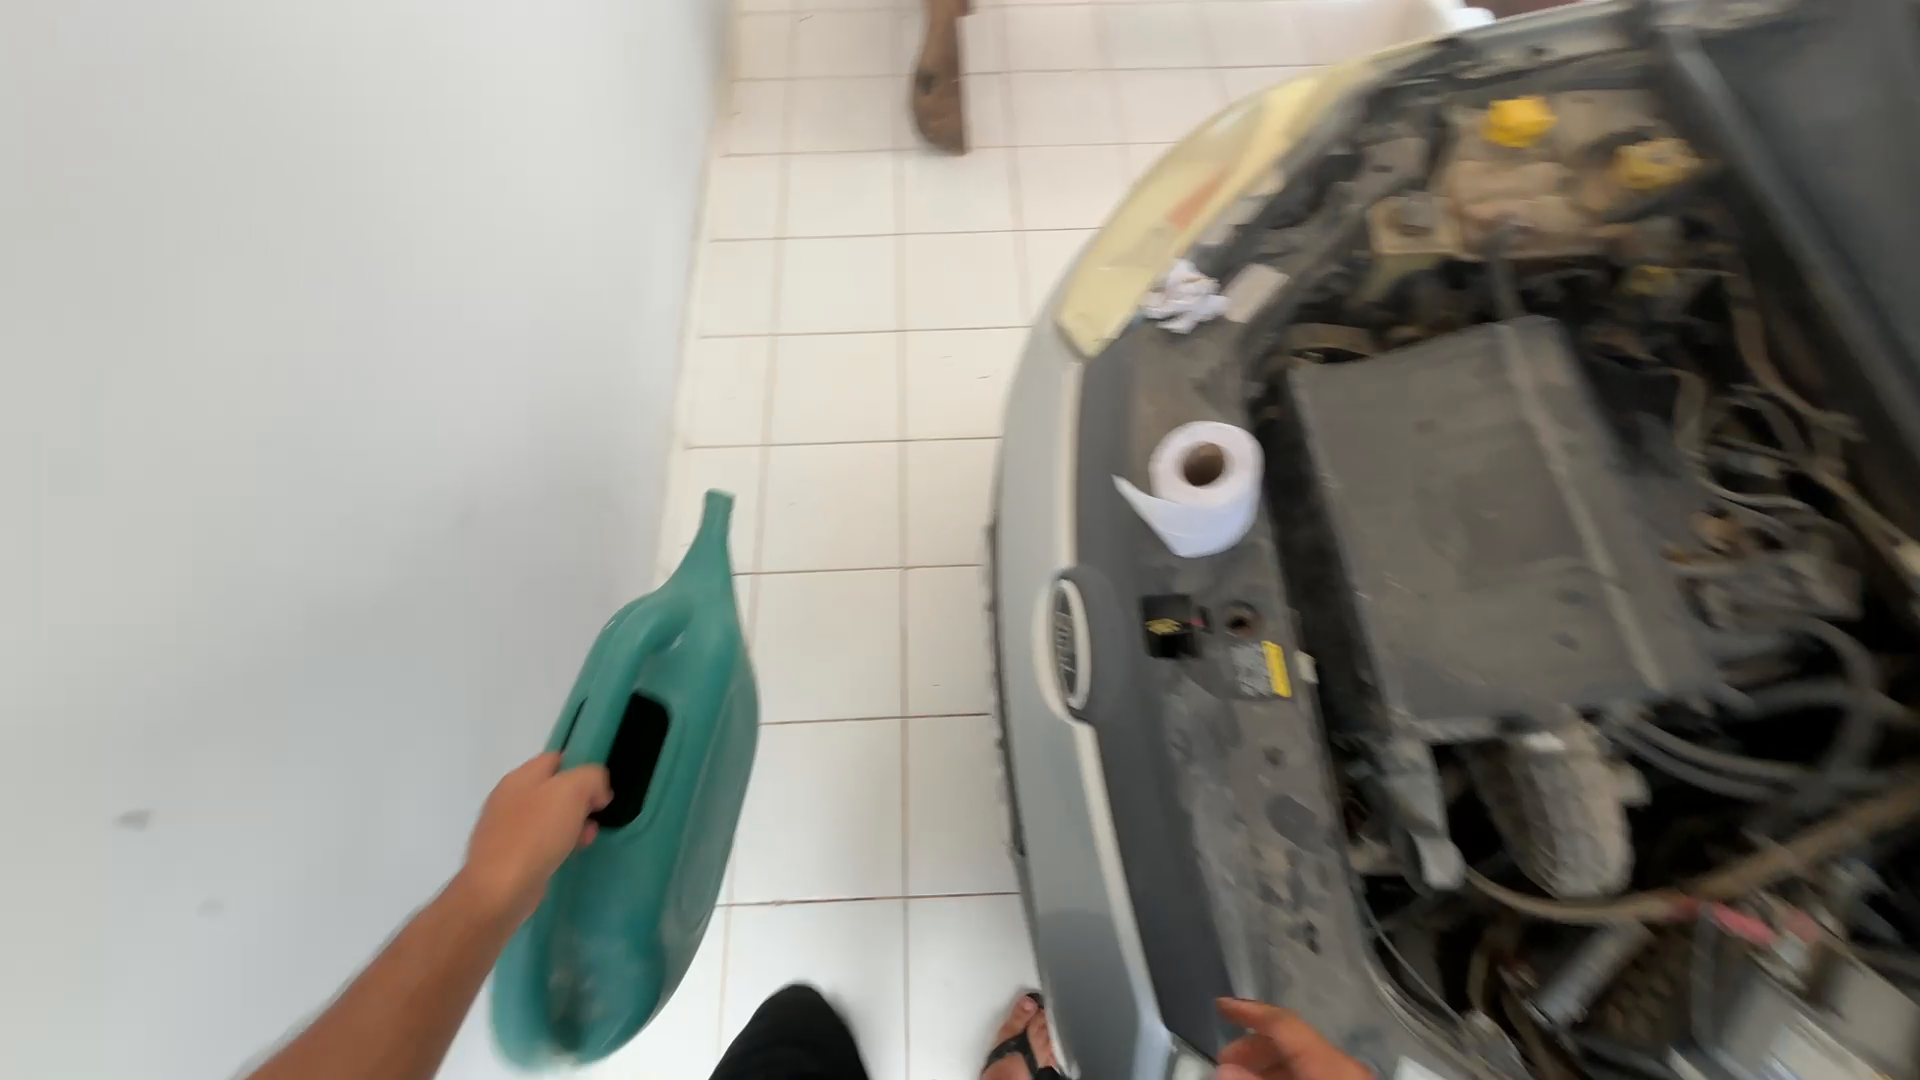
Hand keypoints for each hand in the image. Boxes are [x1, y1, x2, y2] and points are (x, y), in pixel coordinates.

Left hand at [454, 752, 610, 925]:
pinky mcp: (507, 855)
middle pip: (556, 788)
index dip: (583, 768)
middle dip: (581, 800)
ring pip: (551, 815)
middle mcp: (509, 798)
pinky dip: (559, 843)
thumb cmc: (536, 834)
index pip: (558, 758)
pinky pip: (541, 840)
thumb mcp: (573, 791)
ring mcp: (505, 828)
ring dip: (574, 823)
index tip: (600, 788)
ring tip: (586, 838)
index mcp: (520, 777)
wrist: (499, 891)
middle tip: (596, 814)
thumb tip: (596, 792)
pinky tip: (568, 853)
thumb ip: (592, 778)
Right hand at [1215, 999, 1373, 1079]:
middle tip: (1224, 1064)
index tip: (1219, 1007)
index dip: (1248, 1011)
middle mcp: (1344, 1068)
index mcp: (1330, 1064)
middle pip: (1291, 1044)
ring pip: (1304, 1065)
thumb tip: (1225, 1069)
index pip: (1283, 1023)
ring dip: (1269, 1071)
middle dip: (1254, 1049)